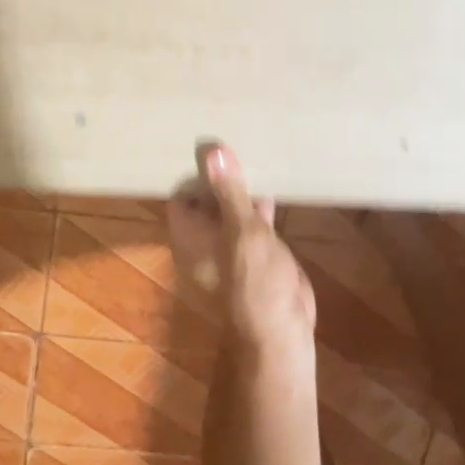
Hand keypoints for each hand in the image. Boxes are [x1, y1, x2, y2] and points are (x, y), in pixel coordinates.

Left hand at [167, 142, 315, 351]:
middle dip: (220, 176)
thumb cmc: (255, 280)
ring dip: (240, 189)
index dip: (193, 172)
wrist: (282, 328)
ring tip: (255, 150)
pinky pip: (251, 223)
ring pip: (230, 210)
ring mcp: (230, 249)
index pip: (181, 196)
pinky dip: (258, 206)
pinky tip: (275, 183)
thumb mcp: (243, 230)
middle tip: (235, 136)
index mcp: (190, 238)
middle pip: (205, 201)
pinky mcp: (254, 255)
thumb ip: (229, 191)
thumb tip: (212, 150)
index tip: (209, 143)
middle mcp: (204, 242)